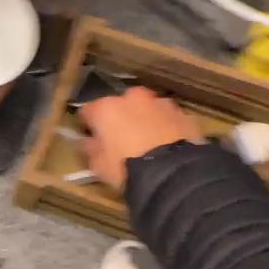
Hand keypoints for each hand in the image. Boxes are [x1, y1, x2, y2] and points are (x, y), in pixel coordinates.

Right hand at [80, 87, 203, 190]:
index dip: (87, 124)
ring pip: (145, 108)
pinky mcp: (181, 113)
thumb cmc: (125, 167)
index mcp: (107, 108)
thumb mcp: (98, 165)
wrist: (170, 171)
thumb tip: (87, 141)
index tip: (89, 136)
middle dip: (118, 117)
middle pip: (120, 104)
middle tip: (119, 138)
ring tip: (144, 142)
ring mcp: (159, 102)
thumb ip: (90, 149)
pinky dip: (161, 126)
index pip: (88, 110)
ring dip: (142, 119)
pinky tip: (162, 143)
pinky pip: (165, 118)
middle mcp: (132, 98)